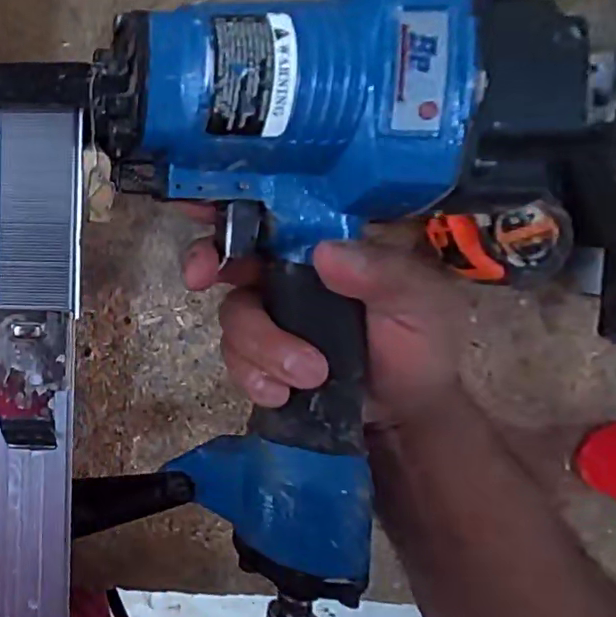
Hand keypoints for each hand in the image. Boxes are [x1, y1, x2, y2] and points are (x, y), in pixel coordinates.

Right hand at [180, 210, 466, 428]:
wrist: (408, 412)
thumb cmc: (418, 342)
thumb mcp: (420, 301)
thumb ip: (383, 274)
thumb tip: (325, 252)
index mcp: (315, 246)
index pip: (266, 213)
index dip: (225, 203)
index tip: (194, 205)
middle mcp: (279, 273)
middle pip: (223, 254)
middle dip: (204, 261)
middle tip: (199, 277)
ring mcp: (264, 315)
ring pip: (233, 315)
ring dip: (262, 344)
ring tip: (309, 375)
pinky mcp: (255, 358)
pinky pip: (235, 359)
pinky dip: (254, 376)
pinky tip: (282, 393)